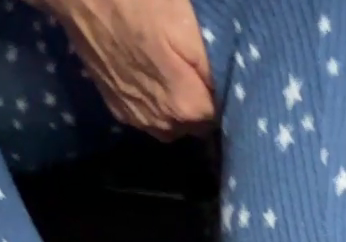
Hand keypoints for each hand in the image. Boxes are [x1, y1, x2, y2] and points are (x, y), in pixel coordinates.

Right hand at [41, 0, 212, 135]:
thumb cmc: (139, 3)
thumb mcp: (188, 27)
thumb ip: (212, 68)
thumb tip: (226, 93)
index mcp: (187, 107)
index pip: (221, 117)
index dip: (223, 96)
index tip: (219, 75)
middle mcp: (164, 125)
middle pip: (198, 125)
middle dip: (202, 103)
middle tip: (197, 70)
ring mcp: (139, 120)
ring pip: (174, 125)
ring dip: (179, 105)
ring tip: (176, 73)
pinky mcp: (119, 110)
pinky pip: (150, 117)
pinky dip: (156, 103)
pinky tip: (152, 76)